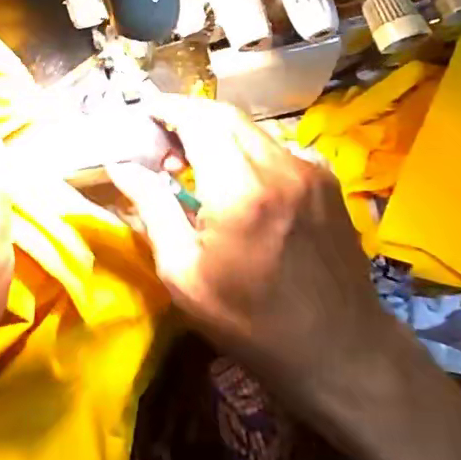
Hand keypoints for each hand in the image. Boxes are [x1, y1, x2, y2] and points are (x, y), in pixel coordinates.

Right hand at [109, 95, 397, 409]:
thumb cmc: (249, 320)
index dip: (166, 109)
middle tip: (162, 141)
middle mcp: (279, 166)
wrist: (339, 350)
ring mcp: (310, 171)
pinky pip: (279, 148)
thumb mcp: (183, 273)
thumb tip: (121, 164)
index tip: (144, 114)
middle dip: (189, 117)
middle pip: (226, 116)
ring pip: (253, 130)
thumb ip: (152, 207)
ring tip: (194, 162)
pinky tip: (239, 180)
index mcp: (239, 188)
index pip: (197, 119)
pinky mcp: (327, 182)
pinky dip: (249, 150)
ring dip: (218, 133)